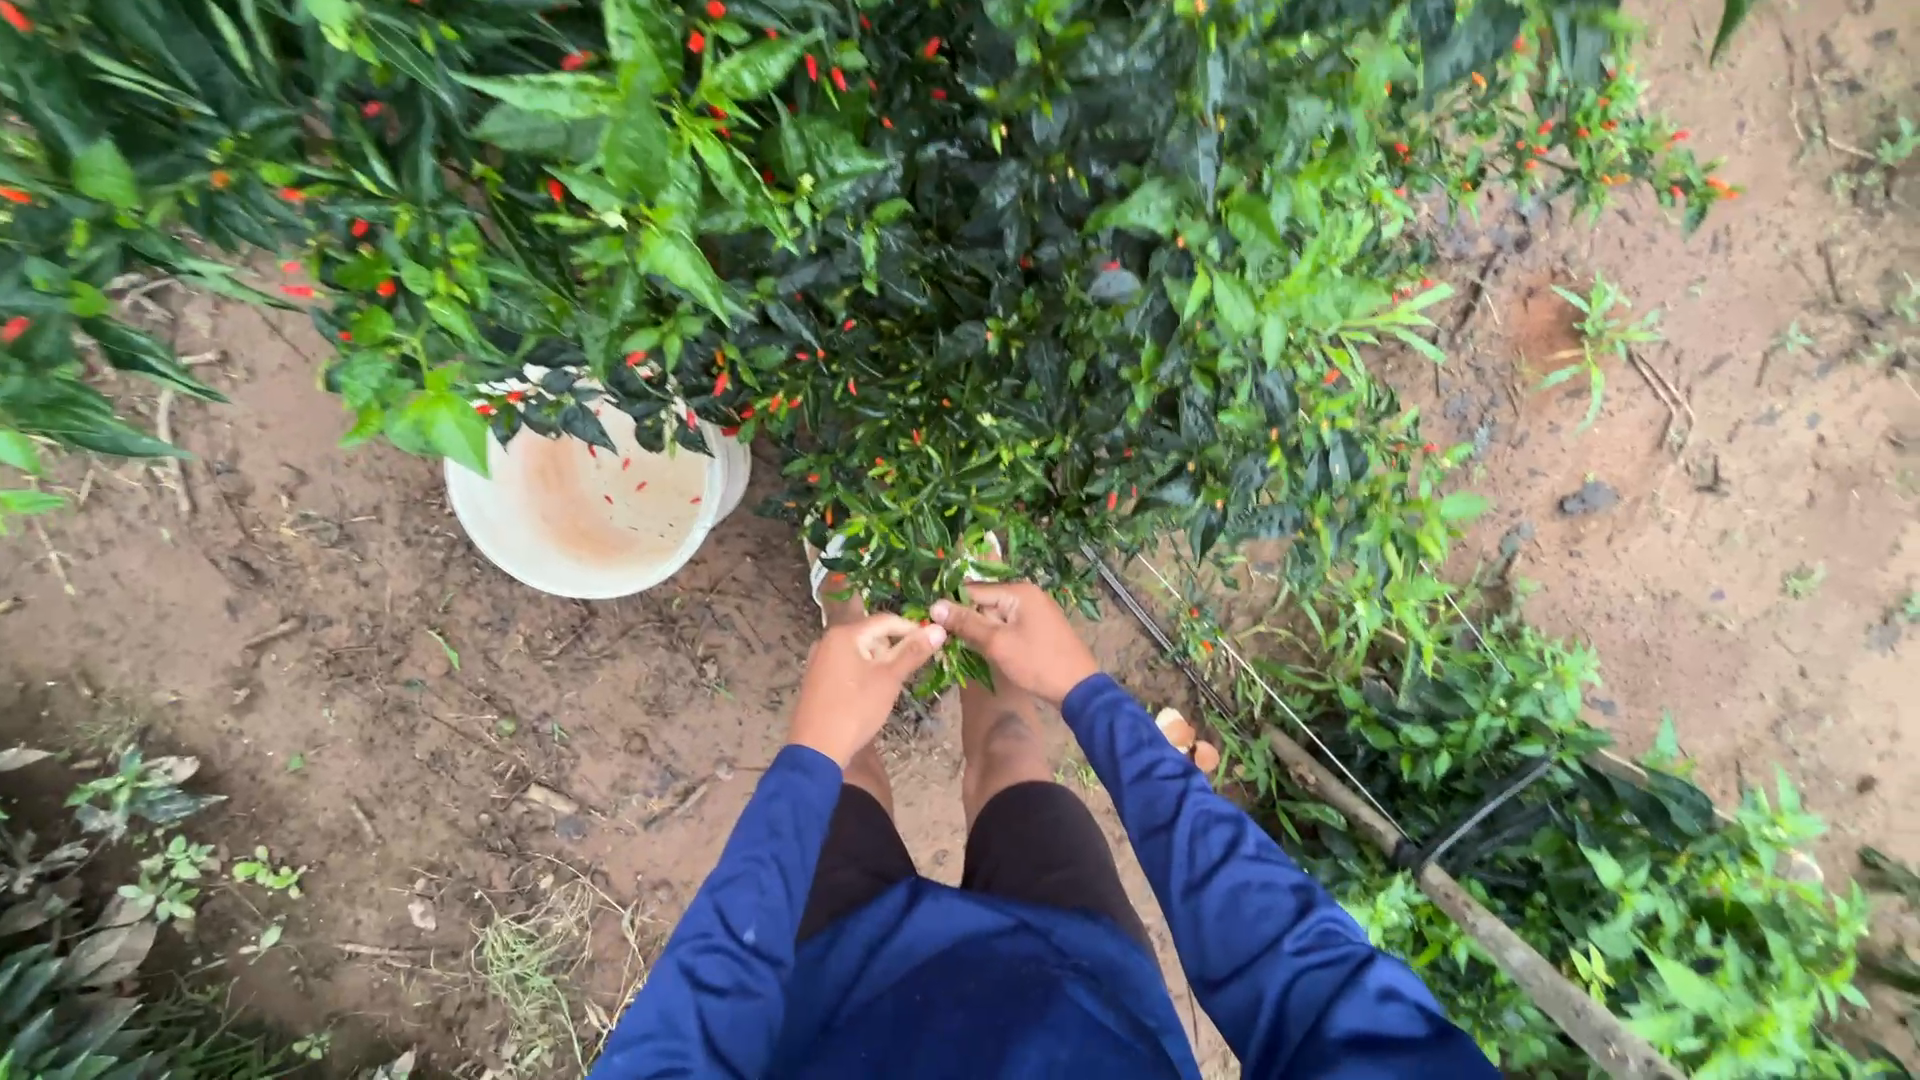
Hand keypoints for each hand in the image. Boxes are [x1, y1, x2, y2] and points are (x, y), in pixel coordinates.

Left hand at [788, 614, 946, 767]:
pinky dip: (863, 672)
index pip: (885, 621)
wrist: (816, 749)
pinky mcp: (817, 678)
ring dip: (879, 663)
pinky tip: (869, 693)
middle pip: (871, 635)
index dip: (911, 629)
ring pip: (859, 651)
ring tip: (890, 685)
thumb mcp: (889, 679)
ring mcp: (819, 660)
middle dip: (893, 649)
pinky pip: (847, 665)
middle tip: (908, 670)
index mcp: (844, 635)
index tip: (931, 642)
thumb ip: (912, 652)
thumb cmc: (855, 710)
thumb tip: (938, 630)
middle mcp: (828, 640)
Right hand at [930, 582, 1099, 706]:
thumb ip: (966, 623)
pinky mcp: (1038, 626)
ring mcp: (1034, 610)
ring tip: (962, 647)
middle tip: (946, 640)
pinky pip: (1007, 624)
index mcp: (1018, 591)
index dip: (951, 607)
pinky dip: (994, 635)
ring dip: (979, 630)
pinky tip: (986, 651)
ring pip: (994, 615)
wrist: (1078, 688)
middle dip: (966, 619)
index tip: (931, 624)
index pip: (973, 590)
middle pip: (983, 601)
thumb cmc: (1036, 663)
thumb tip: (934, 606)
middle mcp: (1027, 593)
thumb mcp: (997, 643)